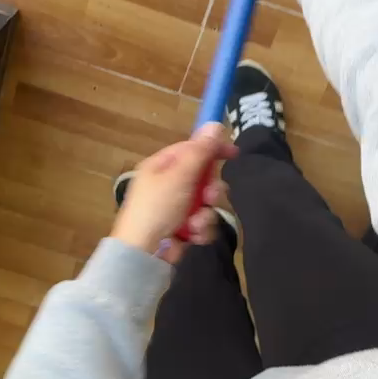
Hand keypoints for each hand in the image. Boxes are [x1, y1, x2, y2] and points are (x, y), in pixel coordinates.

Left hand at [111, 123, 237, 263]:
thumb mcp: (179, 176)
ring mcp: (175, 208)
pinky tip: (191, 236)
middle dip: (210, 190)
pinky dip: (200, 230)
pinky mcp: (182, 228)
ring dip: (205, 214)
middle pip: (203, 177)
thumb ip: (200, 152)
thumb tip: (215, 124)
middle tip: (209, 198)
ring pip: (207, 203)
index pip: (191, 149)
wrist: (143, 254)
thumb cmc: (157, 209)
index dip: (212, 149)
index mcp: (161, 166)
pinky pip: (203, 222)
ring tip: (194, 224)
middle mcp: (168, 184)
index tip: (234, 153)